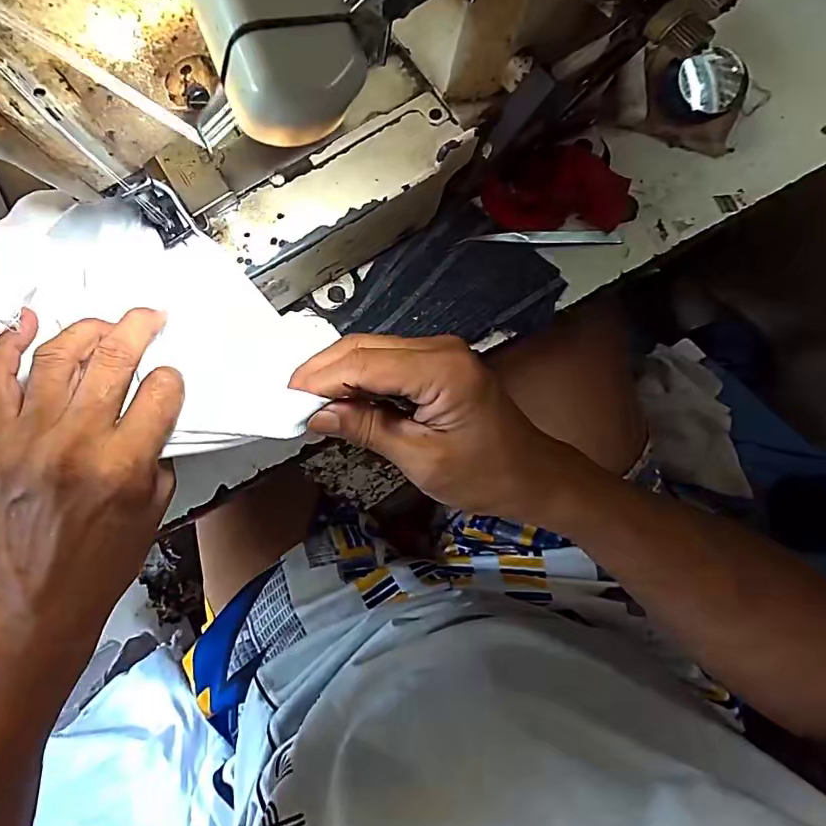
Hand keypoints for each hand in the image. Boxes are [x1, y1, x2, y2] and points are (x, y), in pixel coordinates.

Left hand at [0, 307, 184, 665]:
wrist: (40, 599)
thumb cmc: (97, 564)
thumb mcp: (152, 510)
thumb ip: (156, 452)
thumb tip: (153, 405)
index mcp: (122, 466)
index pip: (160, 391)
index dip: (169, 378)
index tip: (166, 378)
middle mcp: (75, 444)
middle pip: (113, 358)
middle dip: (138, 328)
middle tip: (147, 319)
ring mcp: (29, 437)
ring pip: (58, 355)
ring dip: (85, 329)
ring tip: (102, 325)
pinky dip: (6, 344)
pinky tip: (25, 324)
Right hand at [289, 334, 597, 519]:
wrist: (536, 477)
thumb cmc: (489, 475)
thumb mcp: (420, 459)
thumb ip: (366, 428)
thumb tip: (317, 415)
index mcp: (442, 370)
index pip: (363, 365)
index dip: (320, 381)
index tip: (290, 400)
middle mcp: (439, 349)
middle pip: (360, 348)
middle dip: (320, 372)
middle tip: (291, 401)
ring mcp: (437, 351)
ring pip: (366, 350)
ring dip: (334, 373)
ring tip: (308, 401)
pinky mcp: (432, 361)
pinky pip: (381, 359)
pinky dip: (353, 376)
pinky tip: (338, 396)